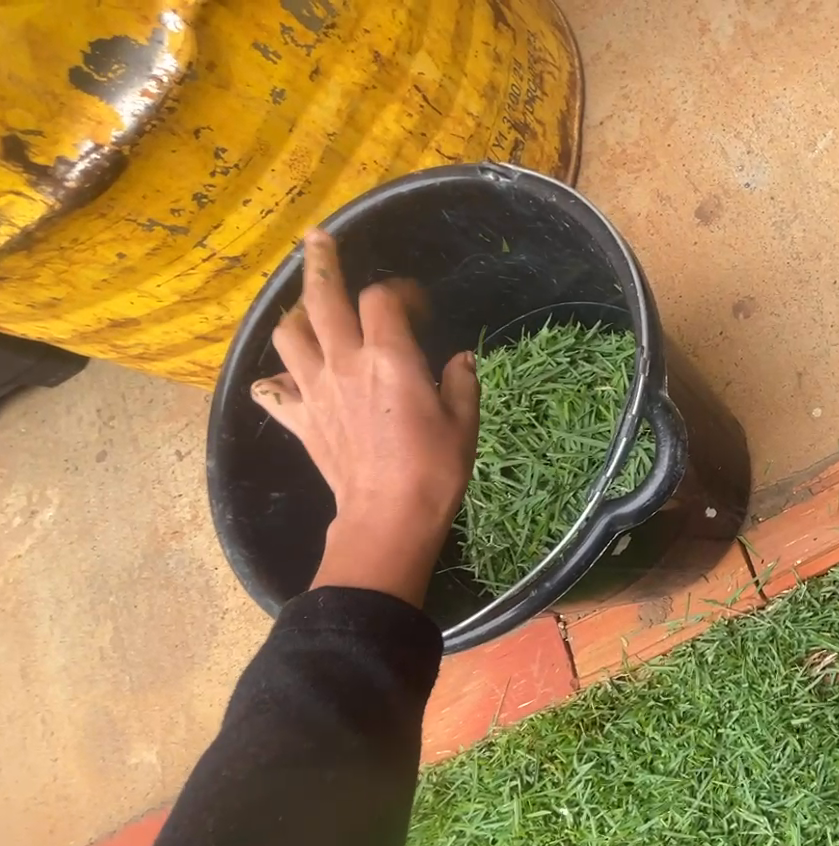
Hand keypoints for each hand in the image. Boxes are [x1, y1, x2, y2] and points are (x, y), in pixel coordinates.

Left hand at [251, 230, 479, 607]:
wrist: (390, 514)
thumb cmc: (438, 467)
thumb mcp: (465, 422)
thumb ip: (459, 382)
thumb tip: (458, 359)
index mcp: (390, 360)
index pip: (384, 301)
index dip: (400, 290)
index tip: (417, 300)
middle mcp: (344, 363)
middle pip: (321, 300)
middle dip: (321, 264)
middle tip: (320, 240)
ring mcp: (314, 389)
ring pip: (288, 334)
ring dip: (297, 316)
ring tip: (309, 313)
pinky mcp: (300, 418)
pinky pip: (274, 389)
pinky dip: (279, 378)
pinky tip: (292, 380)